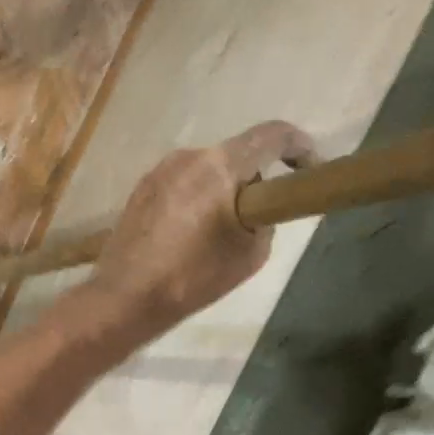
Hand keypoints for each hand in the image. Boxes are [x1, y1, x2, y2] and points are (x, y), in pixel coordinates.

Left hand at [89, 120, 315, 326]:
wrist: (123, 298)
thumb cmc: (192, 274)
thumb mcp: (252, 249)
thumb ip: (264, 216)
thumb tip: (253, 208)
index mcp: (217, 164)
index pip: (273, 135)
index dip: (301, 147)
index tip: (310, 171)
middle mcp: (183, 158)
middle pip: (234, 154)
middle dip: (255, 177)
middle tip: (261, 212)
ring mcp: (154, 175)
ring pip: (204, 171)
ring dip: (222, 190)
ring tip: (223, 229)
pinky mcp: (136, 195)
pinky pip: (179, 187)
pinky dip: (195, 200)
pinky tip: (192, 233)